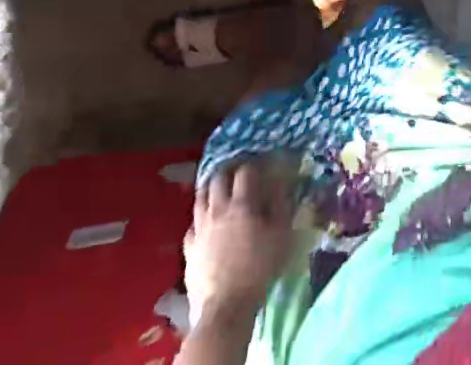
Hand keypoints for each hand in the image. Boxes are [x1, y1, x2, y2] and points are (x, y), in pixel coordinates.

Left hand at [184, 159, 294, 323]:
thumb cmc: (258, 269)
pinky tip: (205, 225)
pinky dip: (199, 220)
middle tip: (236, 172)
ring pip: (200, 197)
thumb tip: (279, 185)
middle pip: (218, 178)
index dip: (253, 165)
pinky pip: (192, 225)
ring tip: (218, 190)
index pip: (245, 171)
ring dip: (210, 189)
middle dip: (228, 170)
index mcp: (242, 205)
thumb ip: (281, 206)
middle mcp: (218, 209)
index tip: (260, 166)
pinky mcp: (189, 247)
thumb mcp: (280, 236)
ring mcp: (200, 228)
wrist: (226, 306)